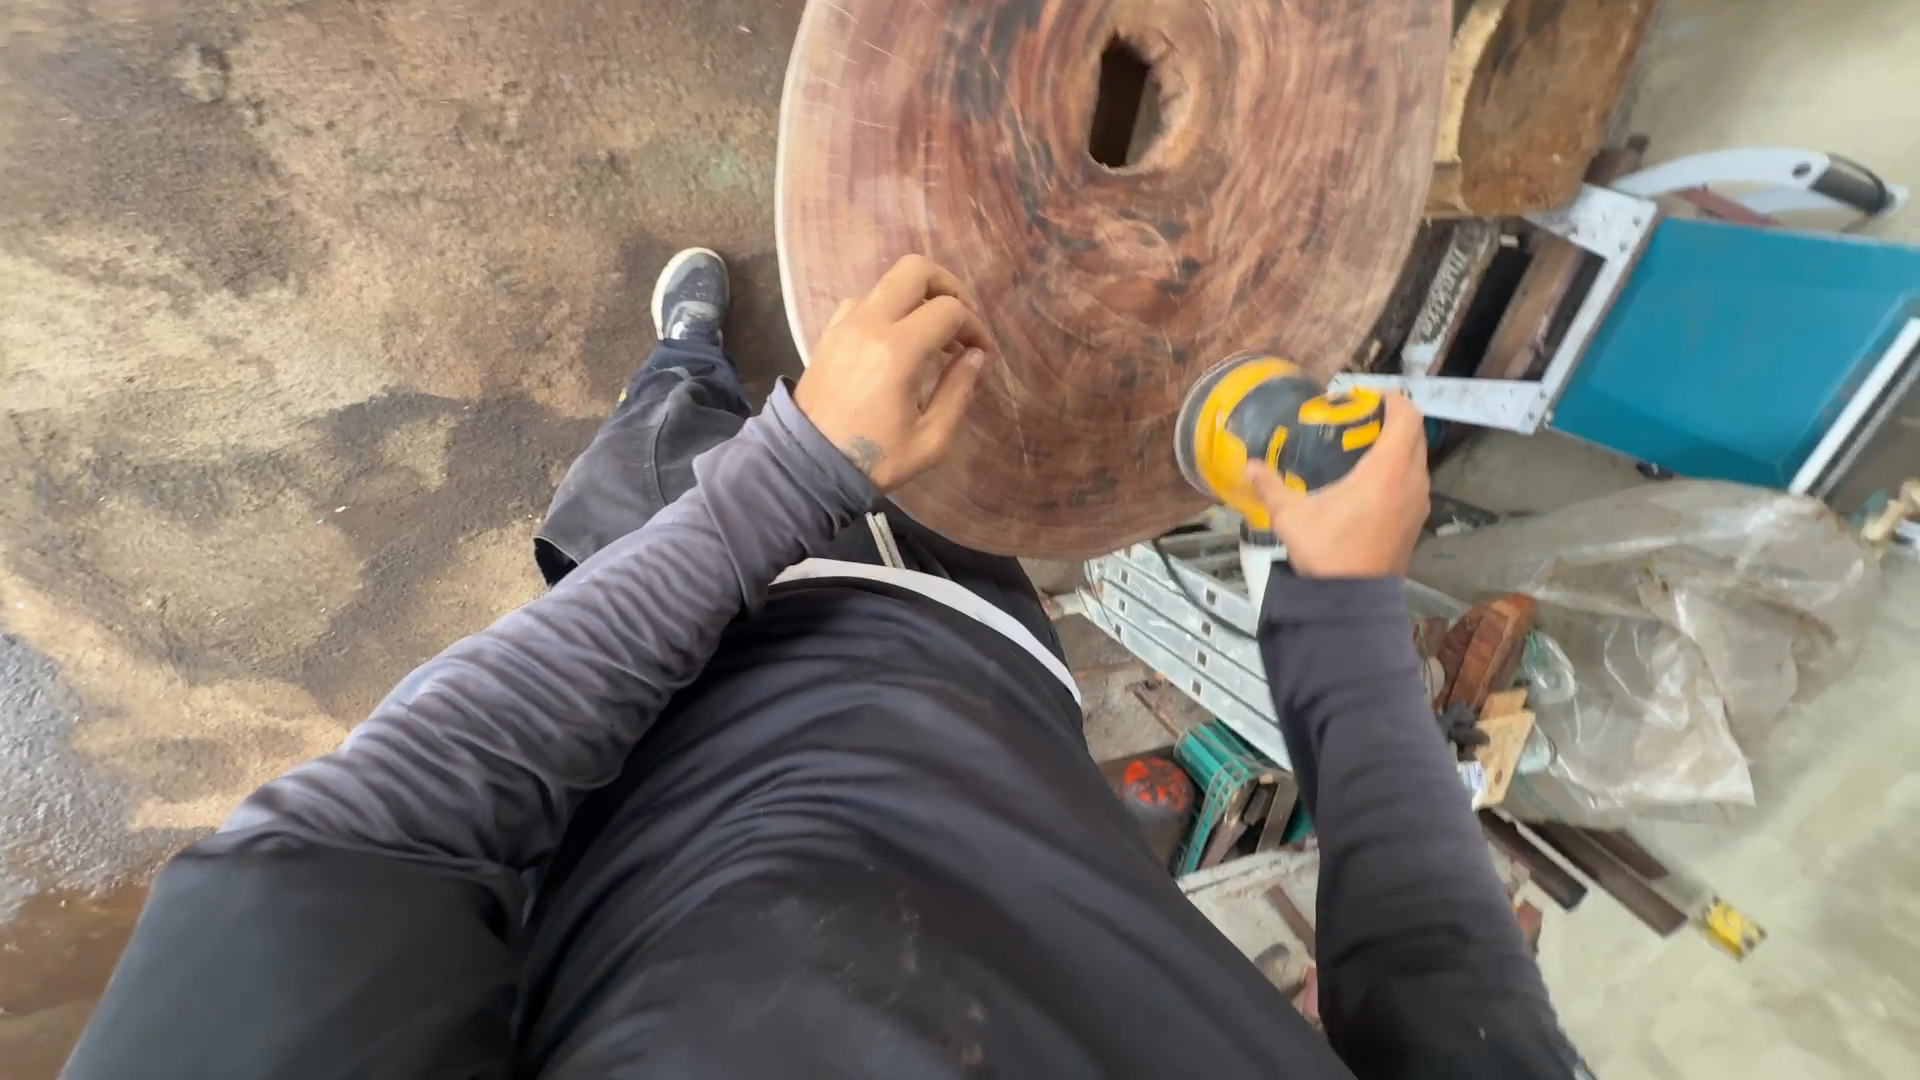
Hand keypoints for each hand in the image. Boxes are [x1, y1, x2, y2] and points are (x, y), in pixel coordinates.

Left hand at [793, 254, 994, 491]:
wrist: (809, 466)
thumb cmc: (876, 458)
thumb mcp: (931, 439)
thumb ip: (959, 392)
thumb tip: (974, 356)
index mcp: (899, 350)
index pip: (949, 310)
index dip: (975, 326)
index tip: (981, 352)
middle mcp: (870, 323)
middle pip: (915, 269)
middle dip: (949, 287)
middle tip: (961, 320)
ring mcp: (844, 324)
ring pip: (887, 282)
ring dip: (916, 298)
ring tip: (931, 336)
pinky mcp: (829, 333)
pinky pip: (863, 301)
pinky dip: (887, 310)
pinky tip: (896, 341)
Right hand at [1245, 393, 1430, 577]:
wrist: (1353, 598)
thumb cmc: (1326, 551)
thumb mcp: (1290, 517)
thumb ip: (1270, 486)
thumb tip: (1249, 466)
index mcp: (1386, 471)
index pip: (1406, 417)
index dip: (1391, 400)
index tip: (1366, 398)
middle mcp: (1411, 480)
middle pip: (1414, 434)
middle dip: (1392, 420)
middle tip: (1358, 420)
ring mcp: (1418, 501)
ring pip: (1416, 458)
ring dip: (1397, 446)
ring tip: (1362, 448)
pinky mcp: (1416, 518)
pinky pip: (1414, 479)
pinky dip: (1398, 469)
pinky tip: (1368, 482)